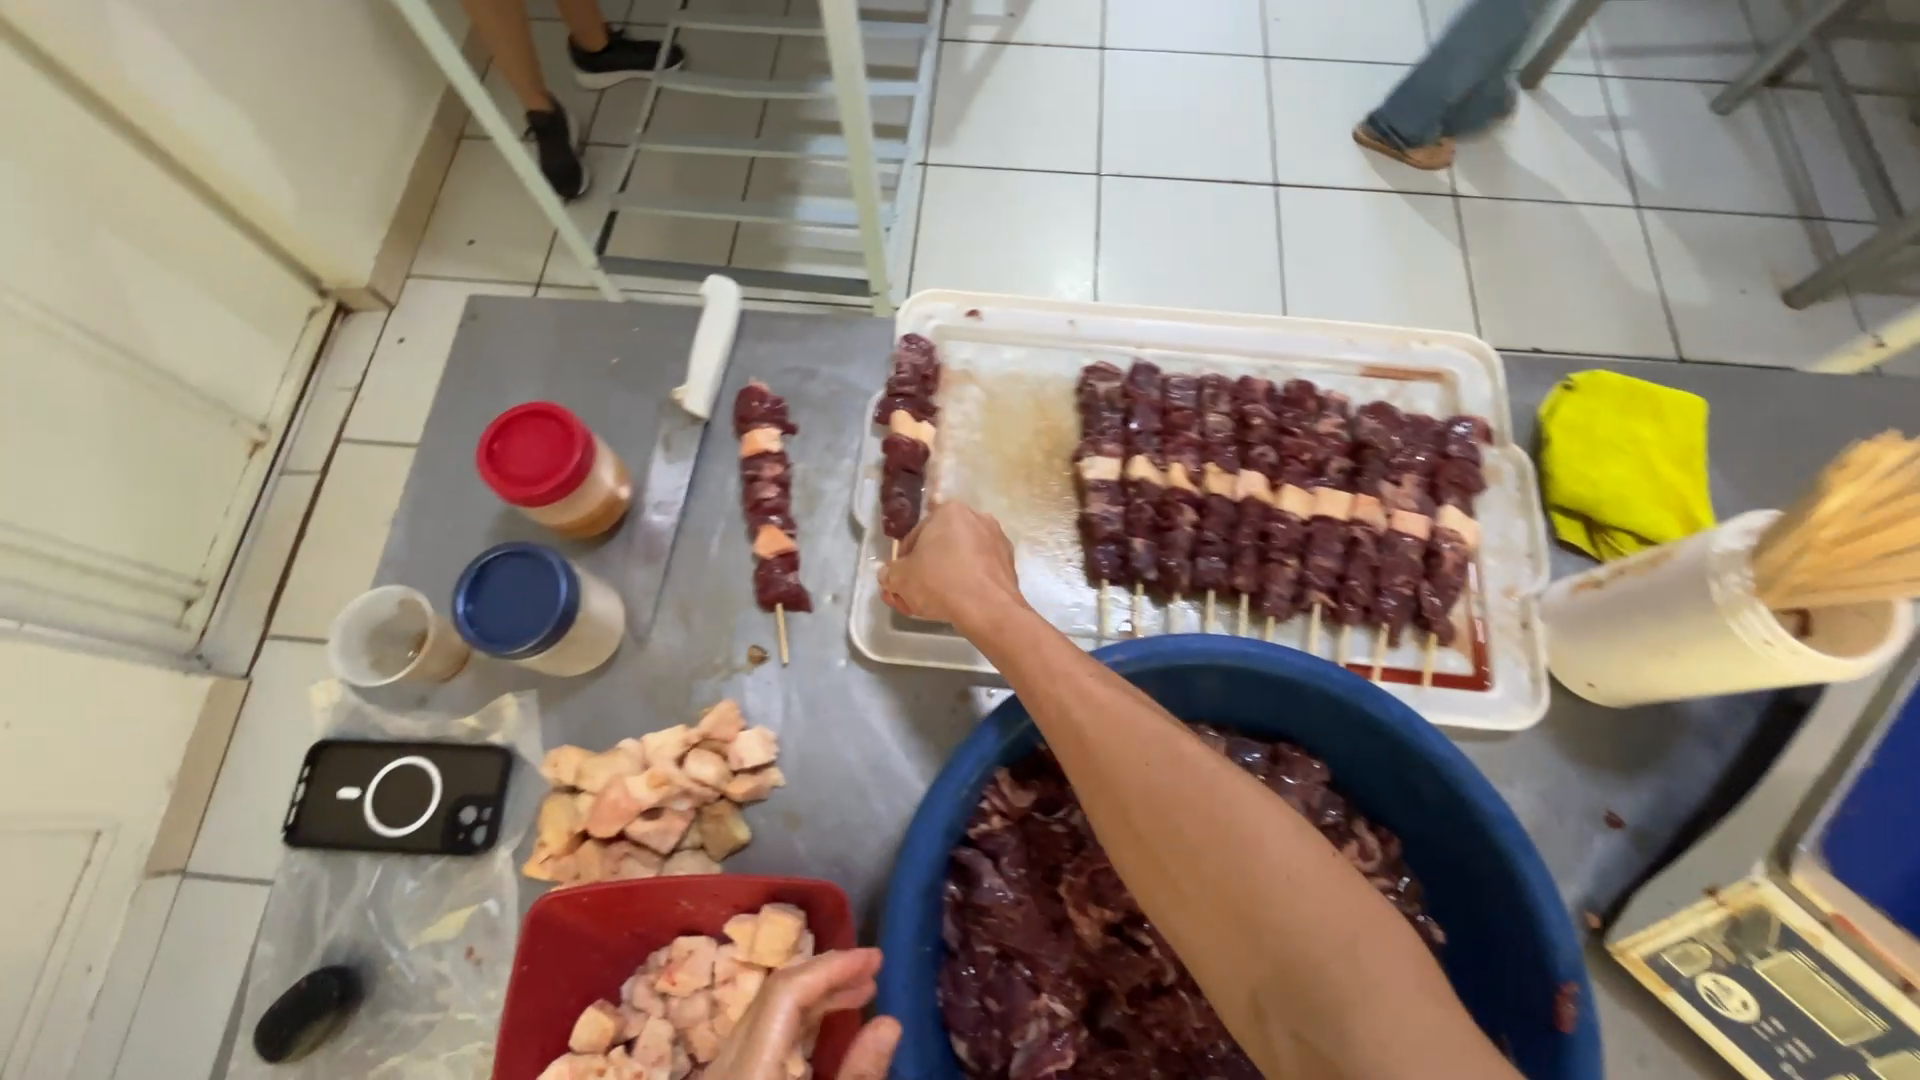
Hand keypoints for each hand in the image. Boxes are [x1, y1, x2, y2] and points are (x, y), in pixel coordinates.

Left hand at [703, 949, 899, 1079]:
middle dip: (826, 974)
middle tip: (874, 968)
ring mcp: (722, 1073)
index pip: (786, 993)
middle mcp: (726, 1063)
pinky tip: (827, 1023)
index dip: (831, 967)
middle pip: (773, 995)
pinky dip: (797, 1021)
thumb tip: (890, 1022)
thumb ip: (858, 1076)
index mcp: (747, 1070)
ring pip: (765, 1013)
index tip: (874, 958)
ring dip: (815, 996)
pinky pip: (761, 1035)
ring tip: (861, 991)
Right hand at [878, 500, 1026, 631]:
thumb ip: (890, 573)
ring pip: (961, 560)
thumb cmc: (939, 582)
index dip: (904, 561)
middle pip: (941, 547)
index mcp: (950, 511)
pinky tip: (956, 604)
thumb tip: (888, 575)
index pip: (917, 535)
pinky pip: (979, 571)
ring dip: (945, 577)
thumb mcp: (901, 578)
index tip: (901, 580)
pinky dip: (966, 583)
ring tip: (933, 603)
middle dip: (925, 570)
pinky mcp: (1009, 564)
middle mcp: (977, 518)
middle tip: (913, 594)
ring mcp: (997, 541)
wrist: (987, 609)